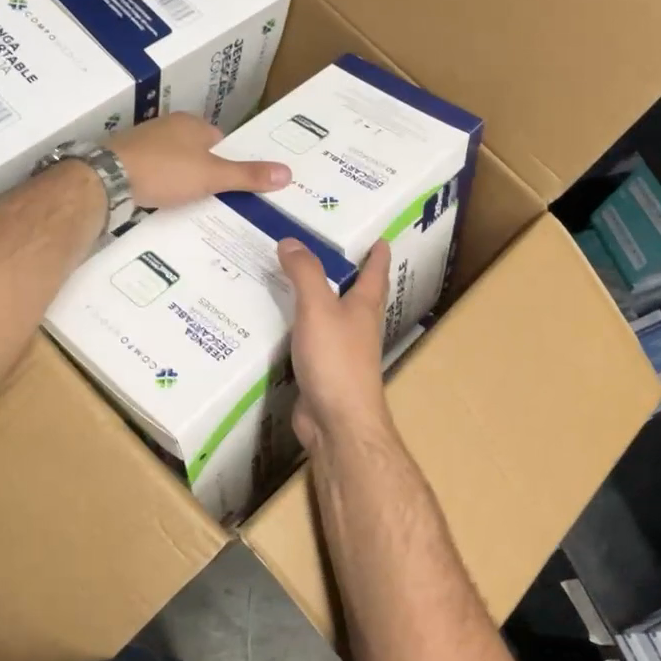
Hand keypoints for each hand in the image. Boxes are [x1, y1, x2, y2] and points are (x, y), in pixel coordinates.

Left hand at [107, 112, 289, 208]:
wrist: (107, 179)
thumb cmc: (165, 171)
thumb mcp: (212, 176)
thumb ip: (247, 176)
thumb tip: (287, 172)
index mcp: (192, 123)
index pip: (221, 140)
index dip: (228, 163)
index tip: (233, 187)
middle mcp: (168, 125)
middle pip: (197, 151)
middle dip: (205, 172)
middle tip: (215, 200)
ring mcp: (144, 141)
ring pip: (174, 162)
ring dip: (180, 180)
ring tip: (188, 205)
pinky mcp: (126, 158)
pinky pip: (153, 172)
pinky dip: (159, 185)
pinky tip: (160, 201)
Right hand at [278, 237, 393, 451]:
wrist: (338, 422)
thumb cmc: (337, 360)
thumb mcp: (318, 309)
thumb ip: (305, 274)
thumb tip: (291, 241)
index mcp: (365, 307)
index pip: (375, 272)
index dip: (377, 254)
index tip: (379, 237)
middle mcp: (358, 328)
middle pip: (358, 295)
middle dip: (351, 275)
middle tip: (331, 253)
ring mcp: (342, 353)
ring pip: (333, 319)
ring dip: (321, 302)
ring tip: (296, 283)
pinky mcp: (323, 373)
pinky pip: (311, 343)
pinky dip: (300, 330)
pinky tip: (280, 326)